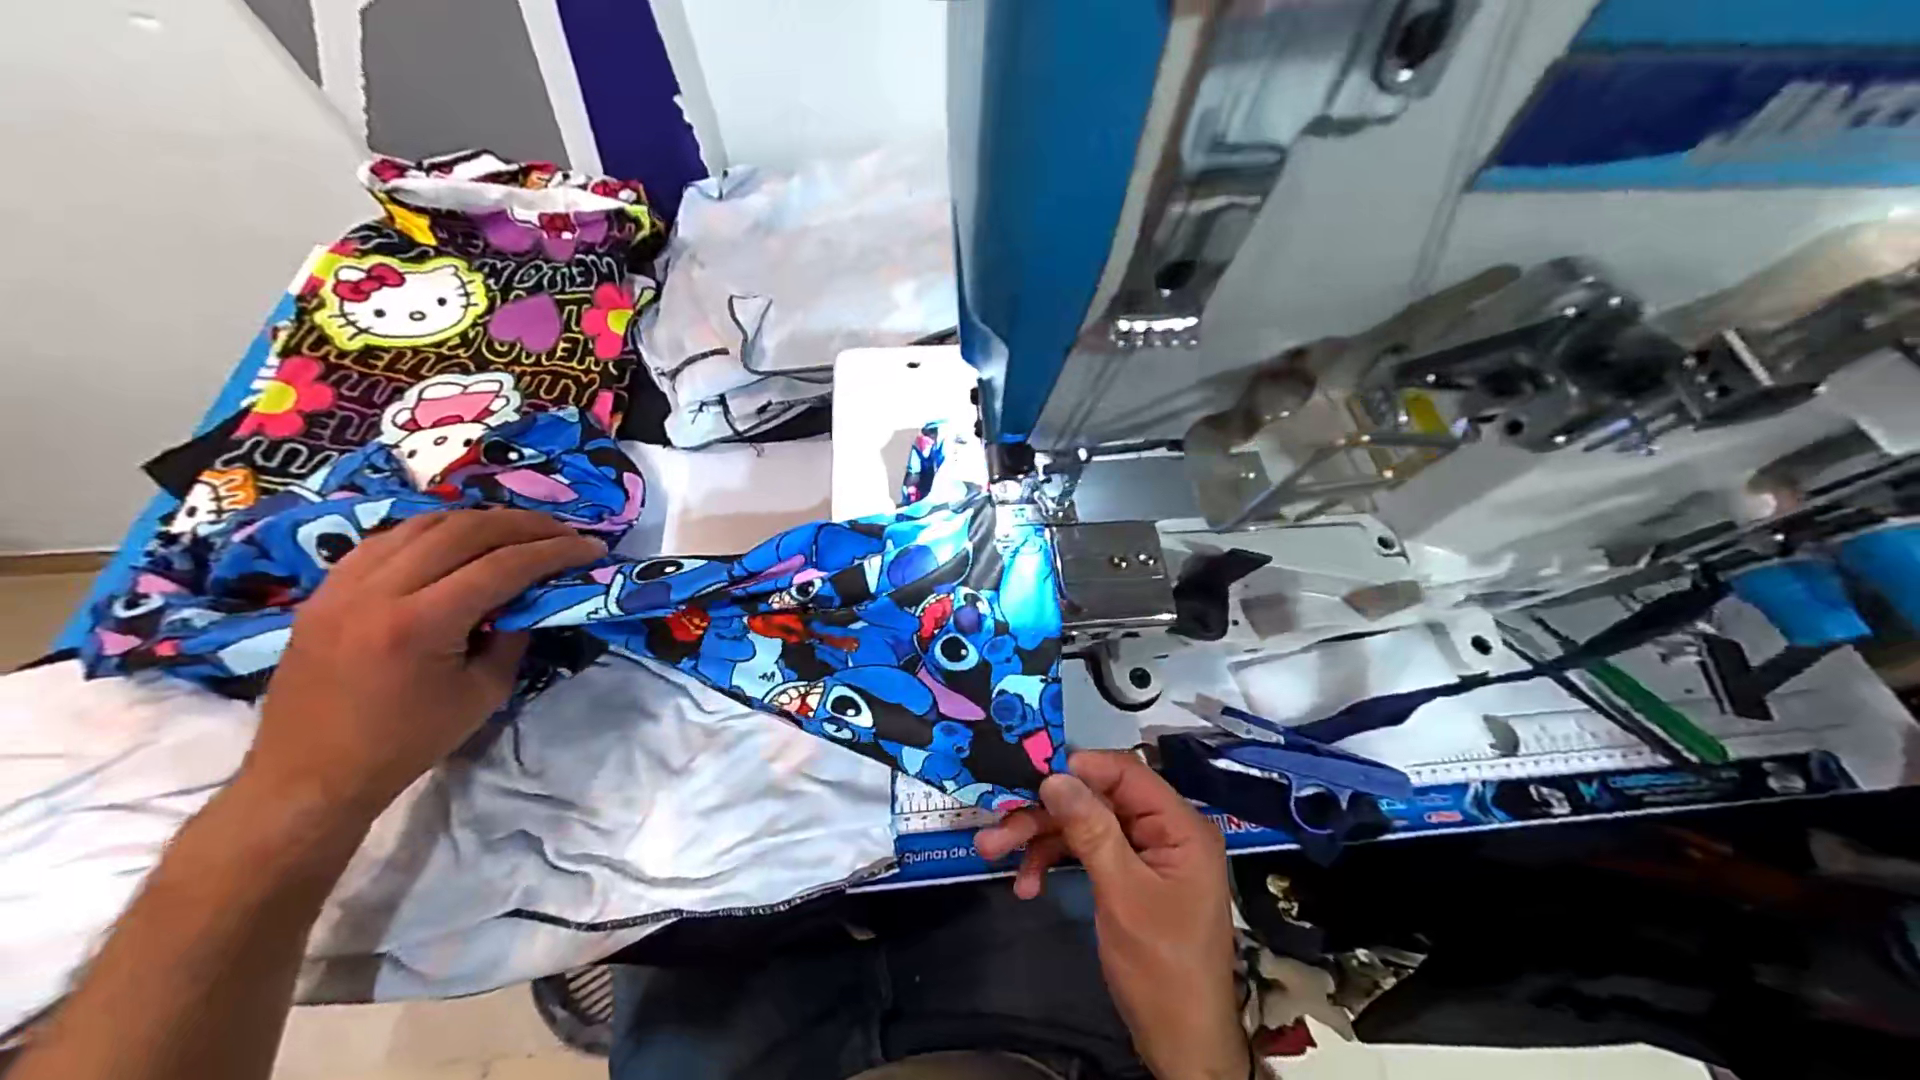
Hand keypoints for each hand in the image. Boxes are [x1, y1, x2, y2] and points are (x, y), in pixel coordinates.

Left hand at [240, 509, 604, 827]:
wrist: (311, 774)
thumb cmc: (408, 742)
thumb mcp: (484, 693)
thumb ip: (513, 636)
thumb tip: (533, 598)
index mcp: (420, 624)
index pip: (502, 566)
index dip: (554, 552)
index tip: (590, 547)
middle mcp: (378, 591)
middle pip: (464, 531)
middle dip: (524, 525)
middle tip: (563, 531)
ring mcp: (343, 585)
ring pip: (424, 524)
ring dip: (480, 521)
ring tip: (518, 529)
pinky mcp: (326, 589)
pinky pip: (388, 539)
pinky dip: (434, 531)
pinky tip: (459, 541)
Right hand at [976, 751, 1248, 1079]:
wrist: (1181, 1044)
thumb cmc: (1162, 967)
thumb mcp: (1123, 894)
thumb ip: (1091, 830)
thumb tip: (1055, 777)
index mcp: (1178, 825)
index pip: (1125, 773)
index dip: (1078, 768)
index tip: (1030, 776)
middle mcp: (1161, 830)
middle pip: (1095, 800)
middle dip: (1045, 813)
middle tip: (997, 827)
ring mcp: (1142, 853)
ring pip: (1083, 825)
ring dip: (1039, 839)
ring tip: (993, 853)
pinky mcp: (1125, 874)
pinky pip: (1084, 852)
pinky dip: (1052, 863)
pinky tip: (1026, 885)